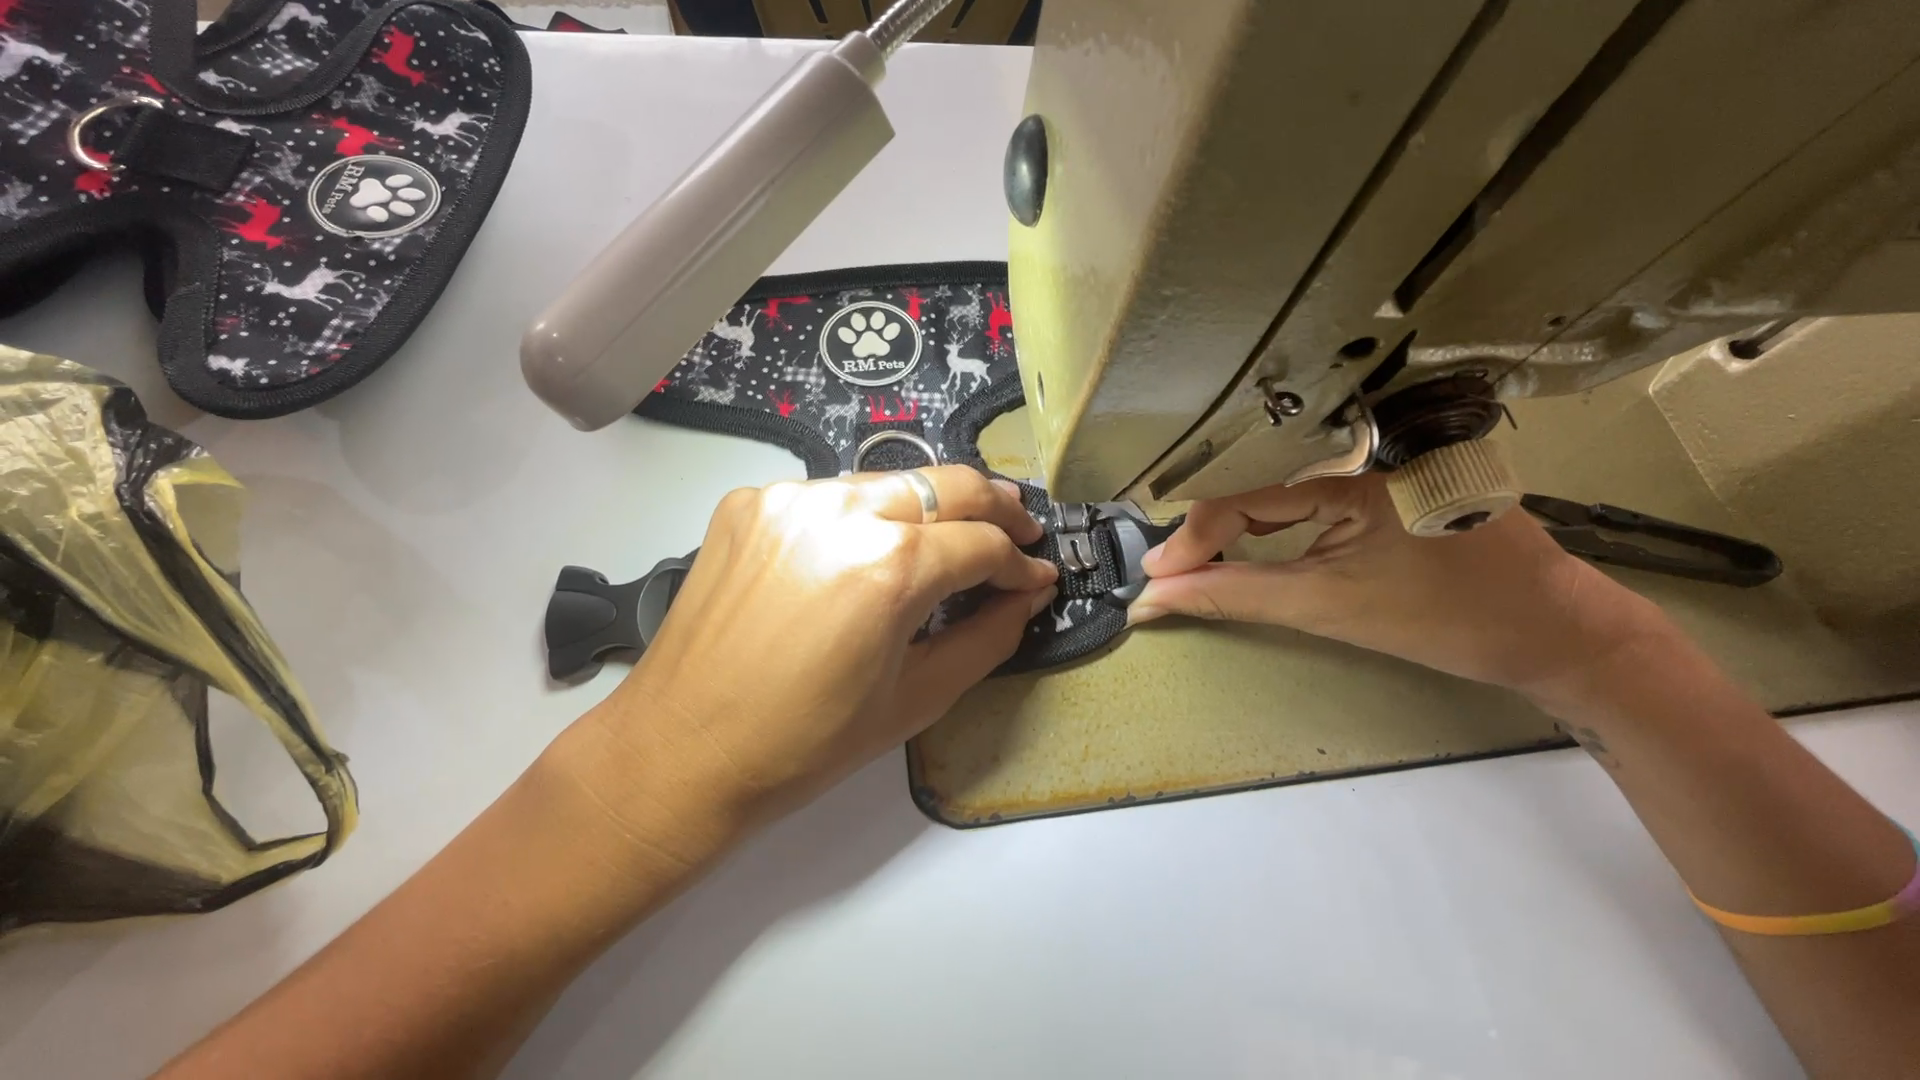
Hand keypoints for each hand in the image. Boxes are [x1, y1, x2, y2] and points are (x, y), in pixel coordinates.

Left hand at [570, 467, 1057, 842]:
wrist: (682, 750)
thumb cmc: (807, 744)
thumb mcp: (916, 698)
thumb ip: (987, 636)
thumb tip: (1028, 594)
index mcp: (890, 567)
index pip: (983, 543)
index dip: (1020, 562)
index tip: (1037, 577)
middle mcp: (842, 510)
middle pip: (946, 483)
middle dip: (994, 507)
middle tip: (1018, 533)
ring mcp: (790, 498)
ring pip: (889, 482)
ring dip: (930, 508)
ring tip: (950, 540)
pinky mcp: (751, 502)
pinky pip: (831, 496)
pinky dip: (864, 516)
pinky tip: (867, 552)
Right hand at [1132, 473, 1662, 695]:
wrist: (1556, 631)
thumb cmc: (1448, 619)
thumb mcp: (1328, 607)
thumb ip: (1233, 594)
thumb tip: (1155, 596)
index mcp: (1352, 465)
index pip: (1243, 492)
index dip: (1193, 537)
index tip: (1156, 579)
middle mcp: (1363, 444)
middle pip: (1257, 477)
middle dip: (1208, 527)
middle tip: (1170, 571)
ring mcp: (1381, 455)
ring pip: (1281, 481)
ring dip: (1237, 523)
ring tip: (1200, 561)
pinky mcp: (1391, 473)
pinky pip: (1312, 488)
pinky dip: (1276, 521)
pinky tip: (1255, 542)